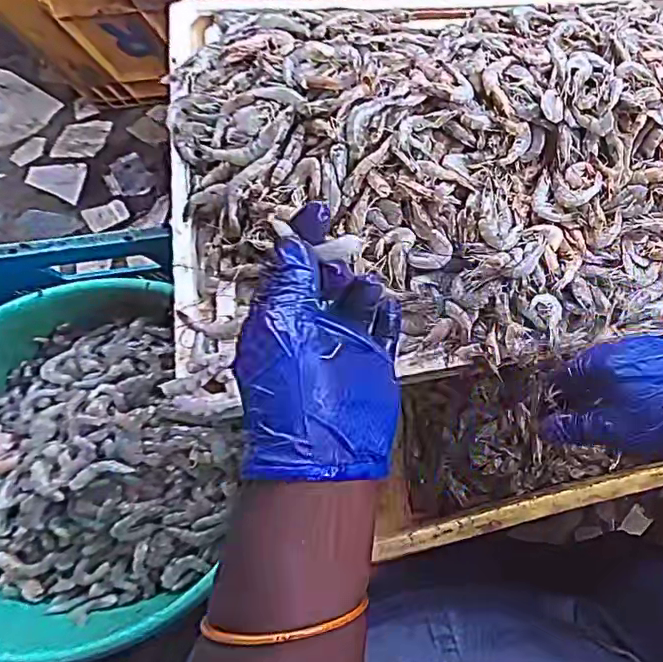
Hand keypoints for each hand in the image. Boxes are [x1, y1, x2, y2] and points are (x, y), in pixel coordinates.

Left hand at [235, 202, 400, 481]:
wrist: (326, 451)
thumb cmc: (290, 395)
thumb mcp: (277, 328)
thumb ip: (287, 284)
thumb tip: (293, 245)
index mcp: (279, 316)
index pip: (290, 265)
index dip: (303, 236)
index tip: (319, 210)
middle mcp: (310, 324)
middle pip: (325, 276)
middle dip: (334, 262)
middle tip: (342, 263)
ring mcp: (344, 340)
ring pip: (357, 296)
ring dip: (361, 285)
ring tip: (361, 293)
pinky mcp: (374, 357)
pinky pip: (383, 324)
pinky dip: (385, 311)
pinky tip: (384, 309)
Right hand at [541, 336, 662, 460]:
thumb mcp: (615, 430)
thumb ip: (578, 426)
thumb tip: (547, 427)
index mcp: (604, 359)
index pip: (567, 371)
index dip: (556, 392)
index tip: (551, 408)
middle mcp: (625, 346)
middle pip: (591, 365)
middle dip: (579, 389)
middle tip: (574, 412)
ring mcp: (651, 348)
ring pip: (615, 365)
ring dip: (604, 386)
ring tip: (604, 410)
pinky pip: (636, 366)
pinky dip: (627, 382)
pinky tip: (634, 402)